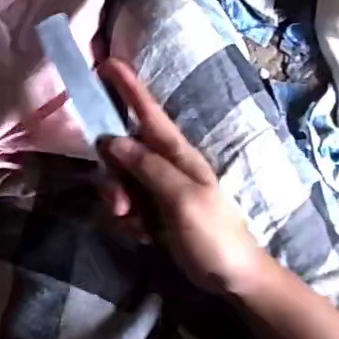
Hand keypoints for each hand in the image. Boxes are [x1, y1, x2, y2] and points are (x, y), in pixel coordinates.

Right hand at [98, 59, 281, 298]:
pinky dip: (127, 221)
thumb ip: (148, 167)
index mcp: (176, 153)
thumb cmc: (214, 234)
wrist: (232, 276)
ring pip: (118, 180)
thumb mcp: (183, 199)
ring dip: (119, 203)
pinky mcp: (152, 211)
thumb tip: (112, 140)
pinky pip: (124, 205)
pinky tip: (144, 236)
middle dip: (113, 176)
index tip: (106, 62)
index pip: (147, 112)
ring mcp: (157, 188)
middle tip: (122, 207)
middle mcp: (164, 164)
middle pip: (120, 151)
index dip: (128, 87)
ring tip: (136, 226)